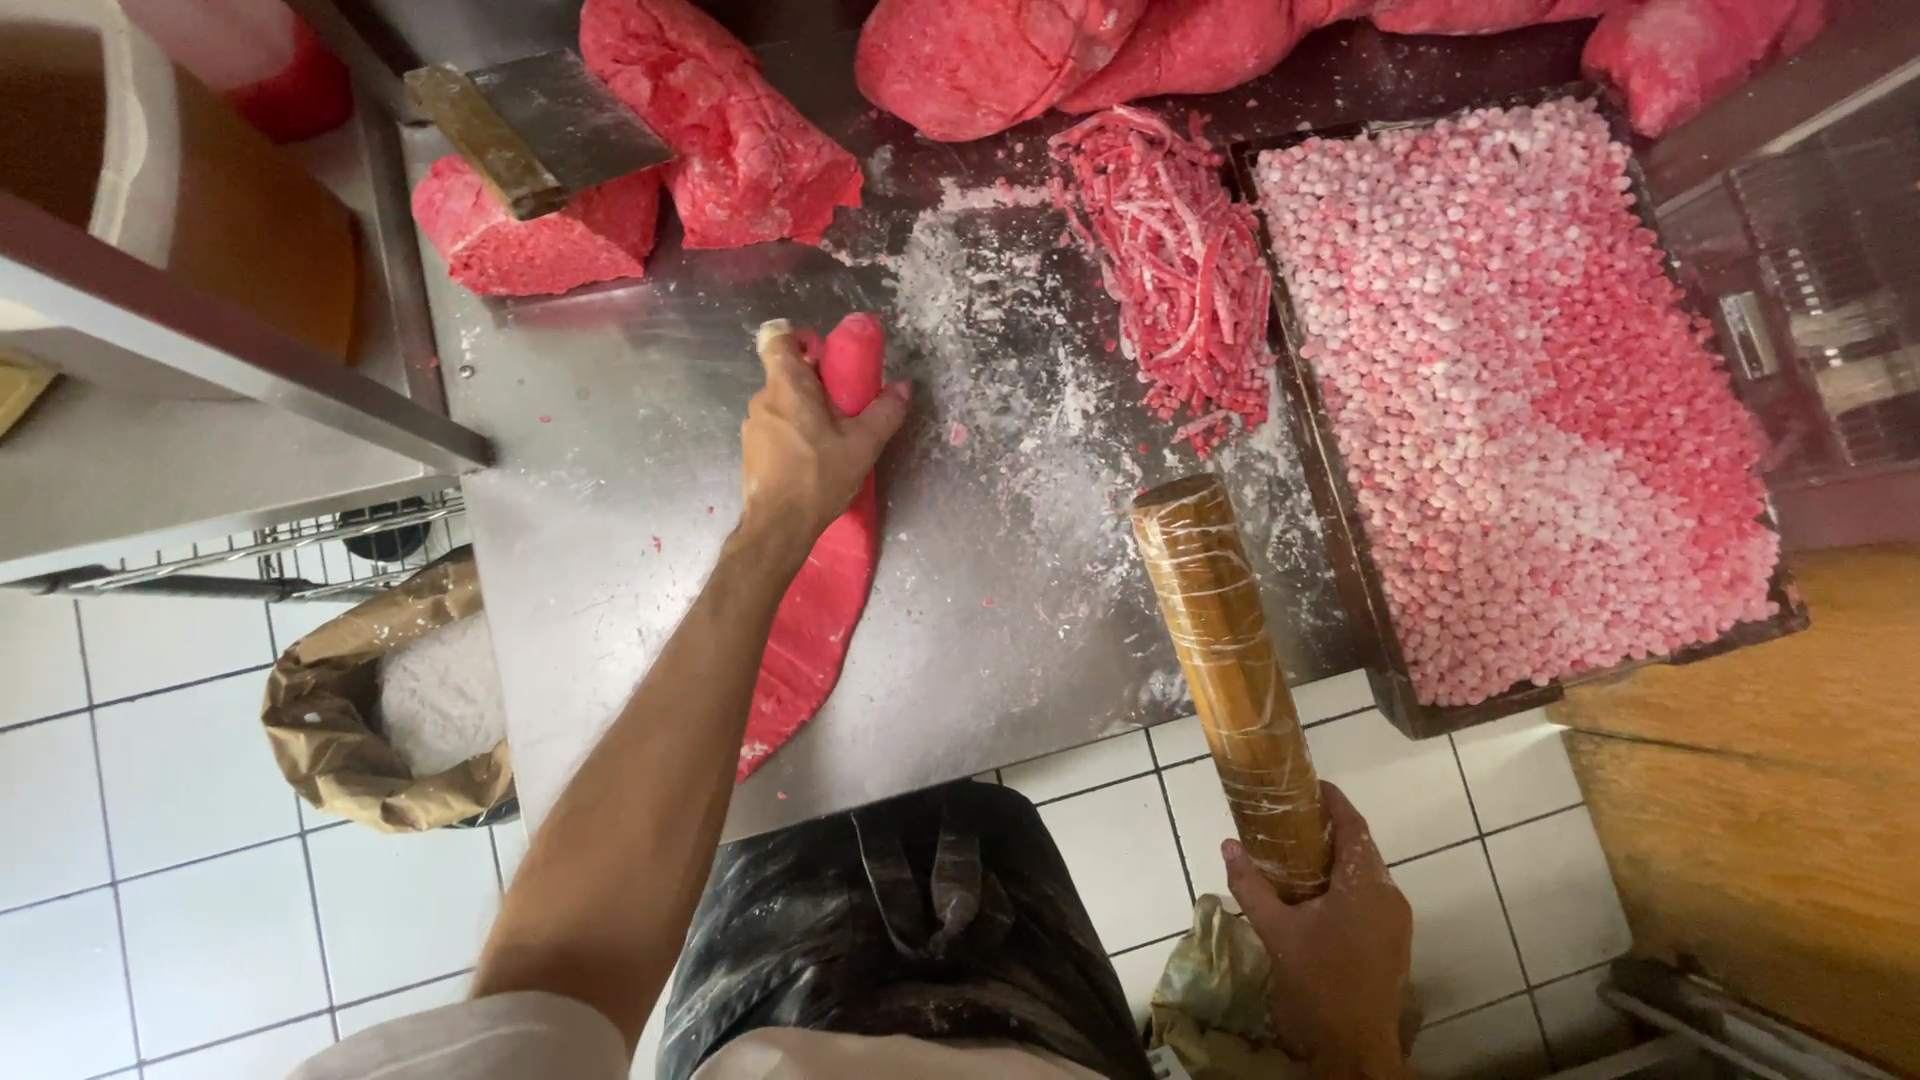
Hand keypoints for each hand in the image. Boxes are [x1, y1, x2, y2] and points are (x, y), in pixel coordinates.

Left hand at [740, 323, 910, 558]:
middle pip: (787, 374)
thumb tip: (904, 387)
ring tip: (831, 439)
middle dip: (815, 384)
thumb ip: (886, 411)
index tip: (823, 357)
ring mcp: (753, 426)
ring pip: (782, 404)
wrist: (779, 525)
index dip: (800, 339)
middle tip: (844, 406)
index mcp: (787, 386)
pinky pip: (775, 428)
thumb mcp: (863, 444)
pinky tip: (812, 460)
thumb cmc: (819, 477)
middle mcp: (763, 399)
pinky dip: (793, 435)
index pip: (777, 338)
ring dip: (805, 413)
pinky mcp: (751, 450)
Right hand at [1223, 782, 1413, 1079]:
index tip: (1309, 784)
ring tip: (1296, 848)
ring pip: (1366, 871)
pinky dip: (1345, 880)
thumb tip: (1227, 845)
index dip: (1333, 801)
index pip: (1353, 826)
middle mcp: (1389, 895)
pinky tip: (1315, 890)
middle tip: (1290, 816)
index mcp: (1365, 885)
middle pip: (1361, 846)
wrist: (1357, 1045)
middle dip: (1329, 827)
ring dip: (1336, 856)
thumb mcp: (1275, 930)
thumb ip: (1250, 885)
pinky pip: (1370, 893)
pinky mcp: (1395, 938)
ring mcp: (1396, 919)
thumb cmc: (1318, 981)